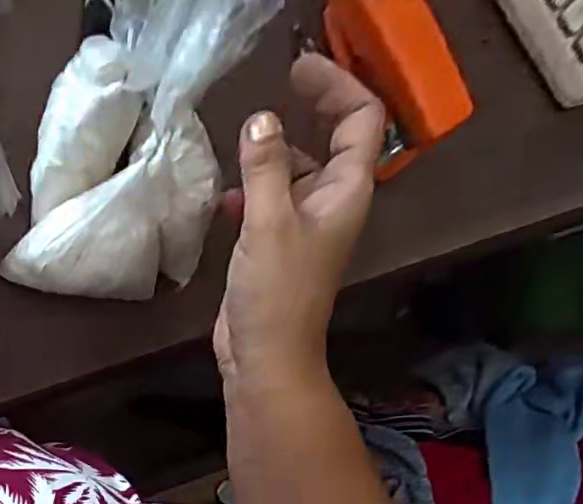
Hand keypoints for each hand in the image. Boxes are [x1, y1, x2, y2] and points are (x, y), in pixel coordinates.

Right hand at [213, 53, 386, 380]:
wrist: (264, 355)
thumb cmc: (276, 293)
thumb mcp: (269, 224)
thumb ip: (266, 169)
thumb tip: (261, 120)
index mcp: (345, 191)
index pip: (360, 119)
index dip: (336, 87)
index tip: (297, 70)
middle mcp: (330, 204)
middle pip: (328, 143)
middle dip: (304, 116)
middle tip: (267, 98)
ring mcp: (301, 229)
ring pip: (293, 175)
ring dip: (269, 158)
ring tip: (237, 150)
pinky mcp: (273, 251)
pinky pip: (267, 206)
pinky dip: (248, 194)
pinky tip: (222, 199)